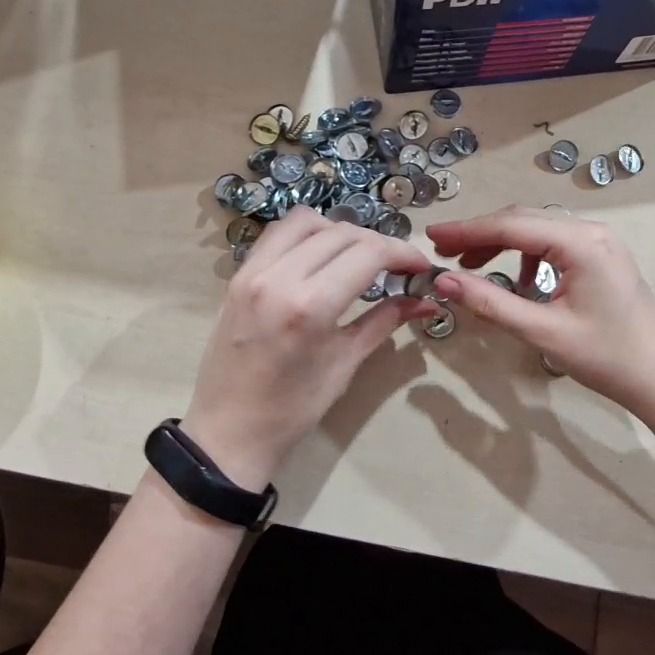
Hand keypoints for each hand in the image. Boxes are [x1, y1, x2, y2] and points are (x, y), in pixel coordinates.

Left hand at [182, 208, 436, 490]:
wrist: (227, 432)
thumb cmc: (293, 409)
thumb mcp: (345, 364)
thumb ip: (385, 321)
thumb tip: (426, 300)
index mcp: (311, 306)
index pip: (368, 253)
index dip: (402, 252)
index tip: (420, 265)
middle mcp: (279, 278)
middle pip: (342, 233)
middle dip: (378, 242)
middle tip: (396, 265)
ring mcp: (253, 273)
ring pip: (307, 222)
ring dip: (340, 230)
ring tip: (357, 256)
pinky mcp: (238, 275)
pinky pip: (276, 234)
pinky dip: (305, 234)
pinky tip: (320, 255)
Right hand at [425, 206, 654, 412]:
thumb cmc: (606, 357)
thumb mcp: (542, 332)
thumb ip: (491, 303)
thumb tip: (445, 282)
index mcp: (581, 243)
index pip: (511, 225)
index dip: (467, 230)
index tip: (431, 236)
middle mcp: (592, 231)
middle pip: (524, 220)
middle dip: (481, 234)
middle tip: (442, 250)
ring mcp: (600, 242)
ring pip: (538, 229)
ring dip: (502, 243)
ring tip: (470, 265)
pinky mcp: (603, 257)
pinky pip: (555, 243)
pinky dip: (527, 255)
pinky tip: (518, 281)